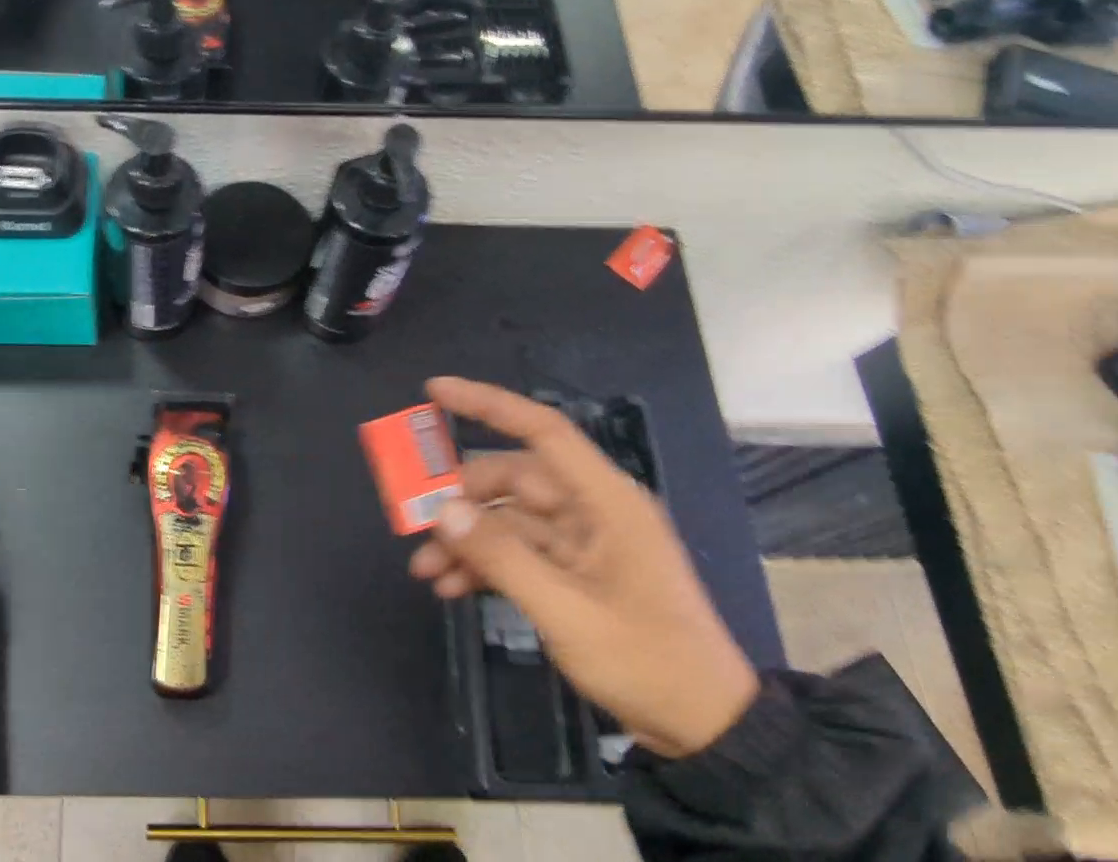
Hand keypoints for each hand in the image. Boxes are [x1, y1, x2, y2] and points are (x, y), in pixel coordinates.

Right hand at [409, 377, 758, 757]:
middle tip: (415, 525)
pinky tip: (450, 587)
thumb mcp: (566, 611)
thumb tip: (442, 511)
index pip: (544, 432)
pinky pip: (516, 552)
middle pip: (511, 481)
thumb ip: (501, 557)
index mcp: (607, 501)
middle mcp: (592, 510)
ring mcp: (582, 542)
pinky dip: (483, 564)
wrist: (702, 726)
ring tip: (424, 571)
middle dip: (460, 500)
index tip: (435, 392)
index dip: (488, 405)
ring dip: (465, 540)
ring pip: (506, 520)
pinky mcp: (573, 572)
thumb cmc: (645, 659)